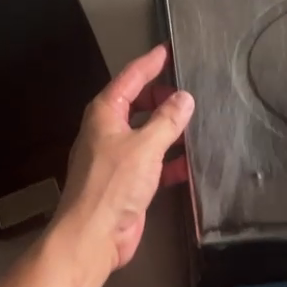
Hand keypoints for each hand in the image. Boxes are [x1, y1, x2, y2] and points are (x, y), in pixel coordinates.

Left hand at [53, 45, 193, 274]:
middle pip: (137, 103)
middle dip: (160, 96)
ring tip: (194, 122)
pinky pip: (151, 161)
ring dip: (167, 128)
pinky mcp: (125, 181)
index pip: (130, 77)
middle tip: (187, 93)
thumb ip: (167, 121)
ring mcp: (115, 156)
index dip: (149, 63)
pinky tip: (189, 163)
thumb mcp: (145, 146)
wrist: (92, 236)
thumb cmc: (113, 184)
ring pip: (145, 132)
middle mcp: (107, 130)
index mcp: (105, 112)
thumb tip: (184, 98)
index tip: (167, 50)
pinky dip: (168, 159)